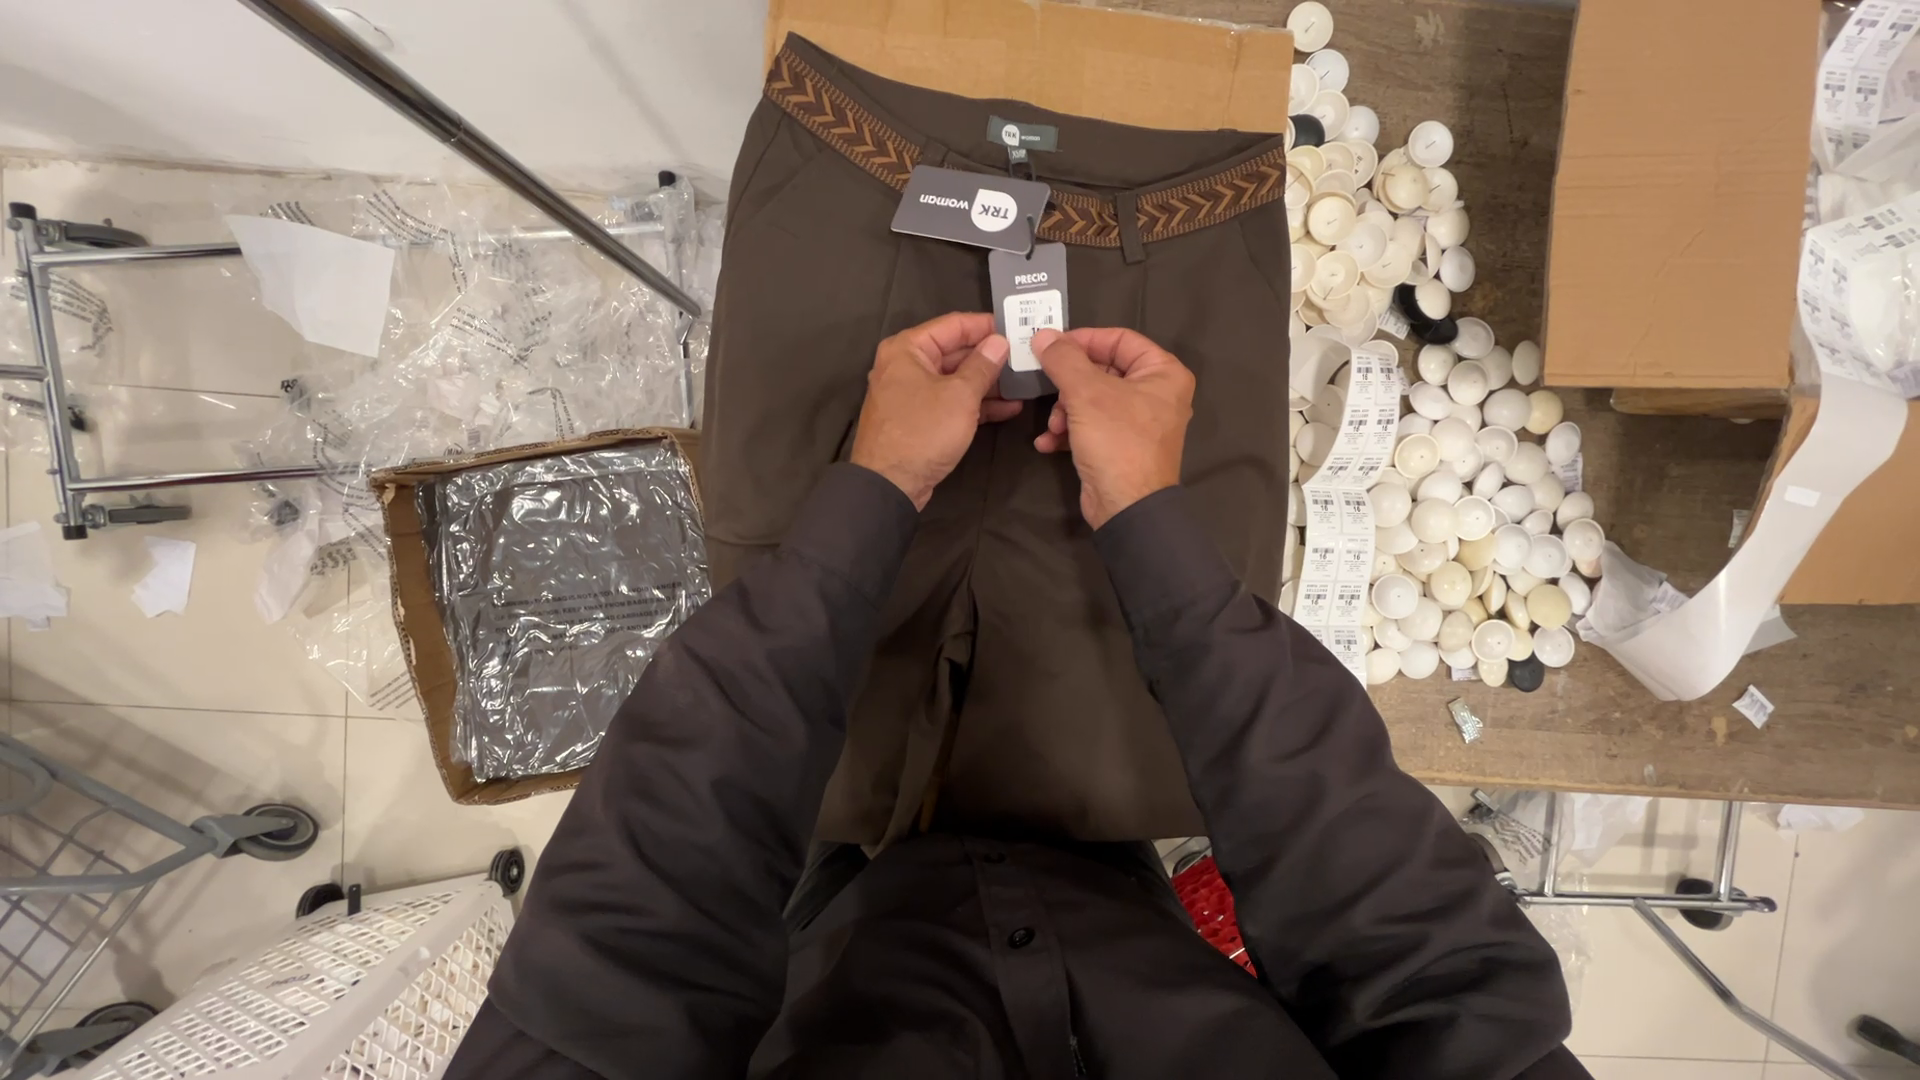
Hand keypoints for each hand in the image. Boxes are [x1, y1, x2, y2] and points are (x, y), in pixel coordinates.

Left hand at [851, 312, 1022, 509]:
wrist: (890, 484)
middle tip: (1025, 356)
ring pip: (956, 380)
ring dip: (989, 383)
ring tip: (1024, 382)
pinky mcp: (920, 420)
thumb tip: (999, 342)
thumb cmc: (923, 431)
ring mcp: (912, 394)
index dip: (986, 325)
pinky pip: (952, 403)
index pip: (953, 325)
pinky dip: (977, 405)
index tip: (1017, 326)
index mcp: (908, 349)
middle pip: (955, 352)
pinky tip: (1009, 408)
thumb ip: (983, 366)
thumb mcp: (959, 395)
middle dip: (991, 357)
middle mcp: (906, 366)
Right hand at [1032, 326, 1193, 528]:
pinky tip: (1048, 443)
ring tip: (1053, 426)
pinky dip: (1069, 433)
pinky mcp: (1121, 447)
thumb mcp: (1087, 393)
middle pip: (1103, 372)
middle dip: (1069, 385)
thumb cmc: (1117, 442)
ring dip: (1064, 412)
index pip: (1121, 340)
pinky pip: (1091, 428)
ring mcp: (1139, 423)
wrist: (1126, 507)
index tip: (1052, 345)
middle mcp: (1156, 394)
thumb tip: (1043, 335)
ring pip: (1092, 401)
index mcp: (1163, 373)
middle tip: (1048, 389)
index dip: (1084, 339)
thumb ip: (1064, 359)